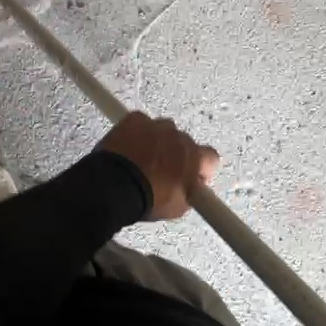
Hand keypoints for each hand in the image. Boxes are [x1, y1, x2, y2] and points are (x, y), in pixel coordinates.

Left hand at [96, 112, 218, 220]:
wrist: (114, 185)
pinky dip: (135, 132)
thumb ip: (190, 190)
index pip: (210, 157)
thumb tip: (191, 186)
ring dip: (155, 141)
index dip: (201, 168)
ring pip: (161, 130)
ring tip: (140, 158)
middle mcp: (178, 136)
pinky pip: (140, 122)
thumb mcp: (179, 206)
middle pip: (182, 142)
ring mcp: (155, 125)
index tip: (191, 177)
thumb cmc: (149, 198)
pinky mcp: (134, 119)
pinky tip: (127, 147)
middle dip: (175, 153)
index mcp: (194, 156)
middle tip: (160, 170)